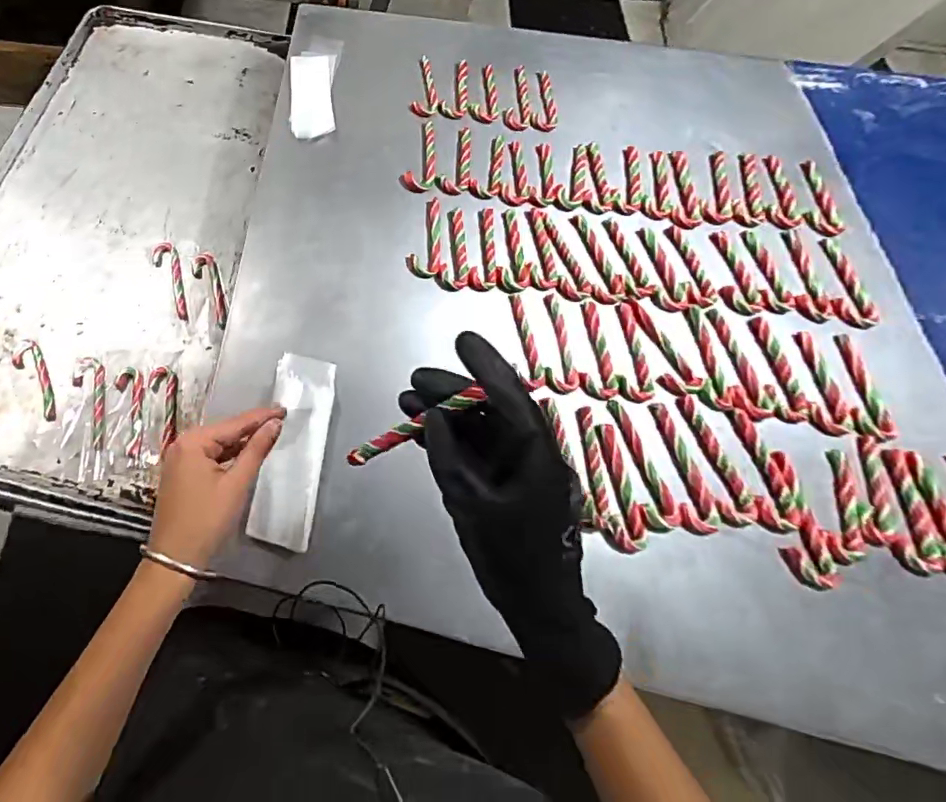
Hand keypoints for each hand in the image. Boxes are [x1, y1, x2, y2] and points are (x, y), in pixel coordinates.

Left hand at [147, 406, 285, 570]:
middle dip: (251, 428)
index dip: (260, 417)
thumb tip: (273, 425)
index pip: (233, 423)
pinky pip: (208, 457)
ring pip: (216, 445)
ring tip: (268, 434)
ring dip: (240, 443)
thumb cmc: (206, 520)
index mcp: (192, 441)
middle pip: (223, 432)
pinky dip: (227, 456)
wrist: (174, 558)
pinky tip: (245, 454)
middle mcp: (182, 443)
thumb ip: (255, 451)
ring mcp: (178, 458)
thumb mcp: (235, 484)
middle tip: (279, 420)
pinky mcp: (180, 473)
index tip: (283, 409)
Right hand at [403, 332, 621, 718]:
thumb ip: (448, 457)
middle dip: (452, 391)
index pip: (510, 397)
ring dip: (446, 414)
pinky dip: (450, 438)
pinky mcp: (505, 481)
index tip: (461, 339)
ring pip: (481, 427)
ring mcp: (518, 467)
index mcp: (536, 454)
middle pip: (491, 408)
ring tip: (407, 402)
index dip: (484, 365)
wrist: (539, 606)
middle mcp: (531, 452)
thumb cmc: (511, 559)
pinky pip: (477, 449)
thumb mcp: (470, 505)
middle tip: (414, 381)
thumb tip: (431, 416)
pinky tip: (420, 429)